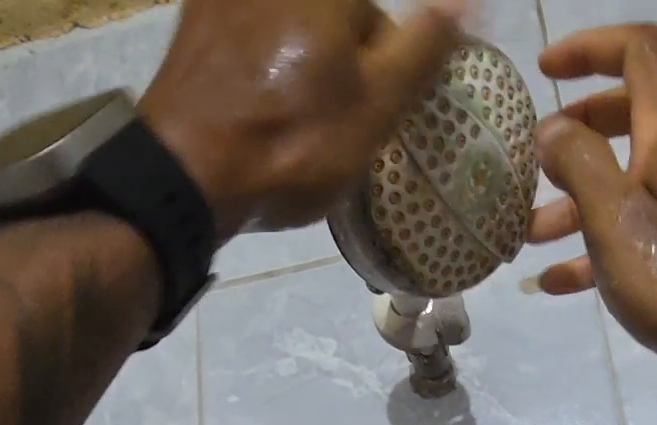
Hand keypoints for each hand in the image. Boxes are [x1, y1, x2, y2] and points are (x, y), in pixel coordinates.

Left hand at [140, 0, 465, 239]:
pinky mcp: (193, 19)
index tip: (363, 119)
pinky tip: (254, 107)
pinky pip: (248, 37)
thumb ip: (424, 48)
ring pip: (288, 30)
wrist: (187, 175)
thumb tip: (469, 1)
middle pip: (331, 20)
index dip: (379, 74)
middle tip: (323, 127)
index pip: (375, 20)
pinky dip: (260, 67)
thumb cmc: (292, 143)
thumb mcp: (375, 107)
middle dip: (335, 65)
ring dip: (298, 67)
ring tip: (287, 121)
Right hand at [528, 24, 656, 400]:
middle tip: (534, 159)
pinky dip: (602, 240)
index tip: (544, 68)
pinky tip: (559, 280)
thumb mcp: (615, 220)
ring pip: (632, 178)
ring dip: (578, 199)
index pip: (638, 52)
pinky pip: (645, 224)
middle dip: (576, 132)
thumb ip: (579, 165)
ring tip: (529, 236)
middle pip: (631, 114)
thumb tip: (553, 129)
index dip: (589, 47)